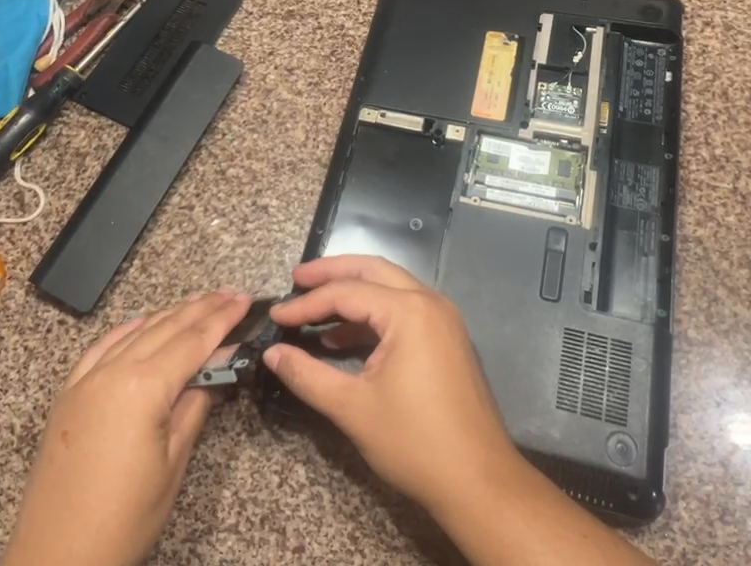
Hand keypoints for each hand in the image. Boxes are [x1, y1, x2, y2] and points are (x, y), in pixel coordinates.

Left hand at [4, 291, 250, 565]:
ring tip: (199, 301)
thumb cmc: (124, 518)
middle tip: (232, 294)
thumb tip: (216, 367)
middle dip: (202, 309)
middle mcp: (111, 372)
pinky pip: (100, 348)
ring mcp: (85, 381)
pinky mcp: (68, 395)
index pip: (192, 341)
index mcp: (142, 388)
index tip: (246, 300)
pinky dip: (126, 331)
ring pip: (135, 332)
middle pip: (165, 329)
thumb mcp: (172, 462)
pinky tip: (142, 322)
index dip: (222, 319)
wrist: (57, 557)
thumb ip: (195, 404)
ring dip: (169, 314)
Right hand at [264, 255, 520, 512]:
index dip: (307, 303)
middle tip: (297, 278)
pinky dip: (371, 316)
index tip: (276, 316)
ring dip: (352, 292)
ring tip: (314, 306)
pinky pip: (403, 311)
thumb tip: (272, 354)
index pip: (347, 292)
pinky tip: (341, 339)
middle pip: (373, 271)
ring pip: (390, 288)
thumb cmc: (414, 442)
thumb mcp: (352, 408)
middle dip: (332, 272)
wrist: (478, 481)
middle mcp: (429, 303)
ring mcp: (442, 319)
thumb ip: (307, 375)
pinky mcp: (446, 339)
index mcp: (409, 312)